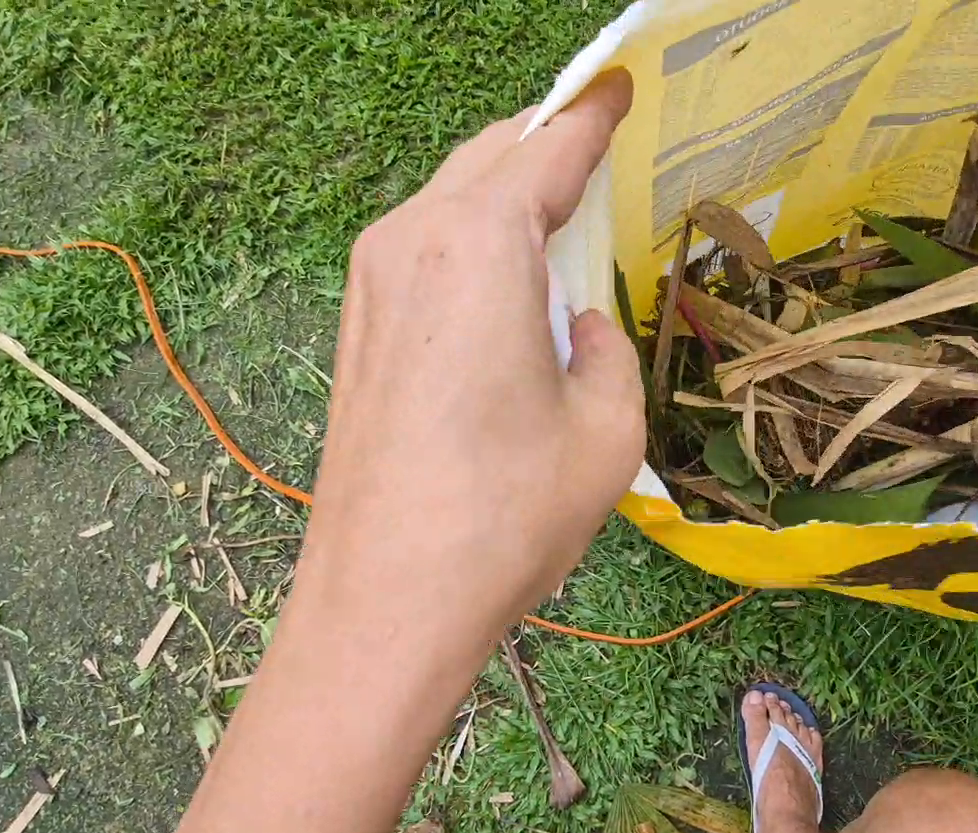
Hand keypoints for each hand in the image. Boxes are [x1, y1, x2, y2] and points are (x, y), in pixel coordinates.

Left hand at [300, 71, 641, 633]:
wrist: (390, 599)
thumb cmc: (511, 514)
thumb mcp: (607, 431)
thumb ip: (607, 353)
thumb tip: (580, 329)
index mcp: (479, 245)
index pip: (548, 149)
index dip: (593, 117)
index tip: (620, 86)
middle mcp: (411, 243)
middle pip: (488, 163)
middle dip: (545, 150)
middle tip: (597, 162)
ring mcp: (369, 287)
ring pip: (450, 208)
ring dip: (504, 203)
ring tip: (557, 230)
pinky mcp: (357, 334)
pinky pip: (425, 258)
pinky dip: (471, 250)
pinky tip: (504, 293)